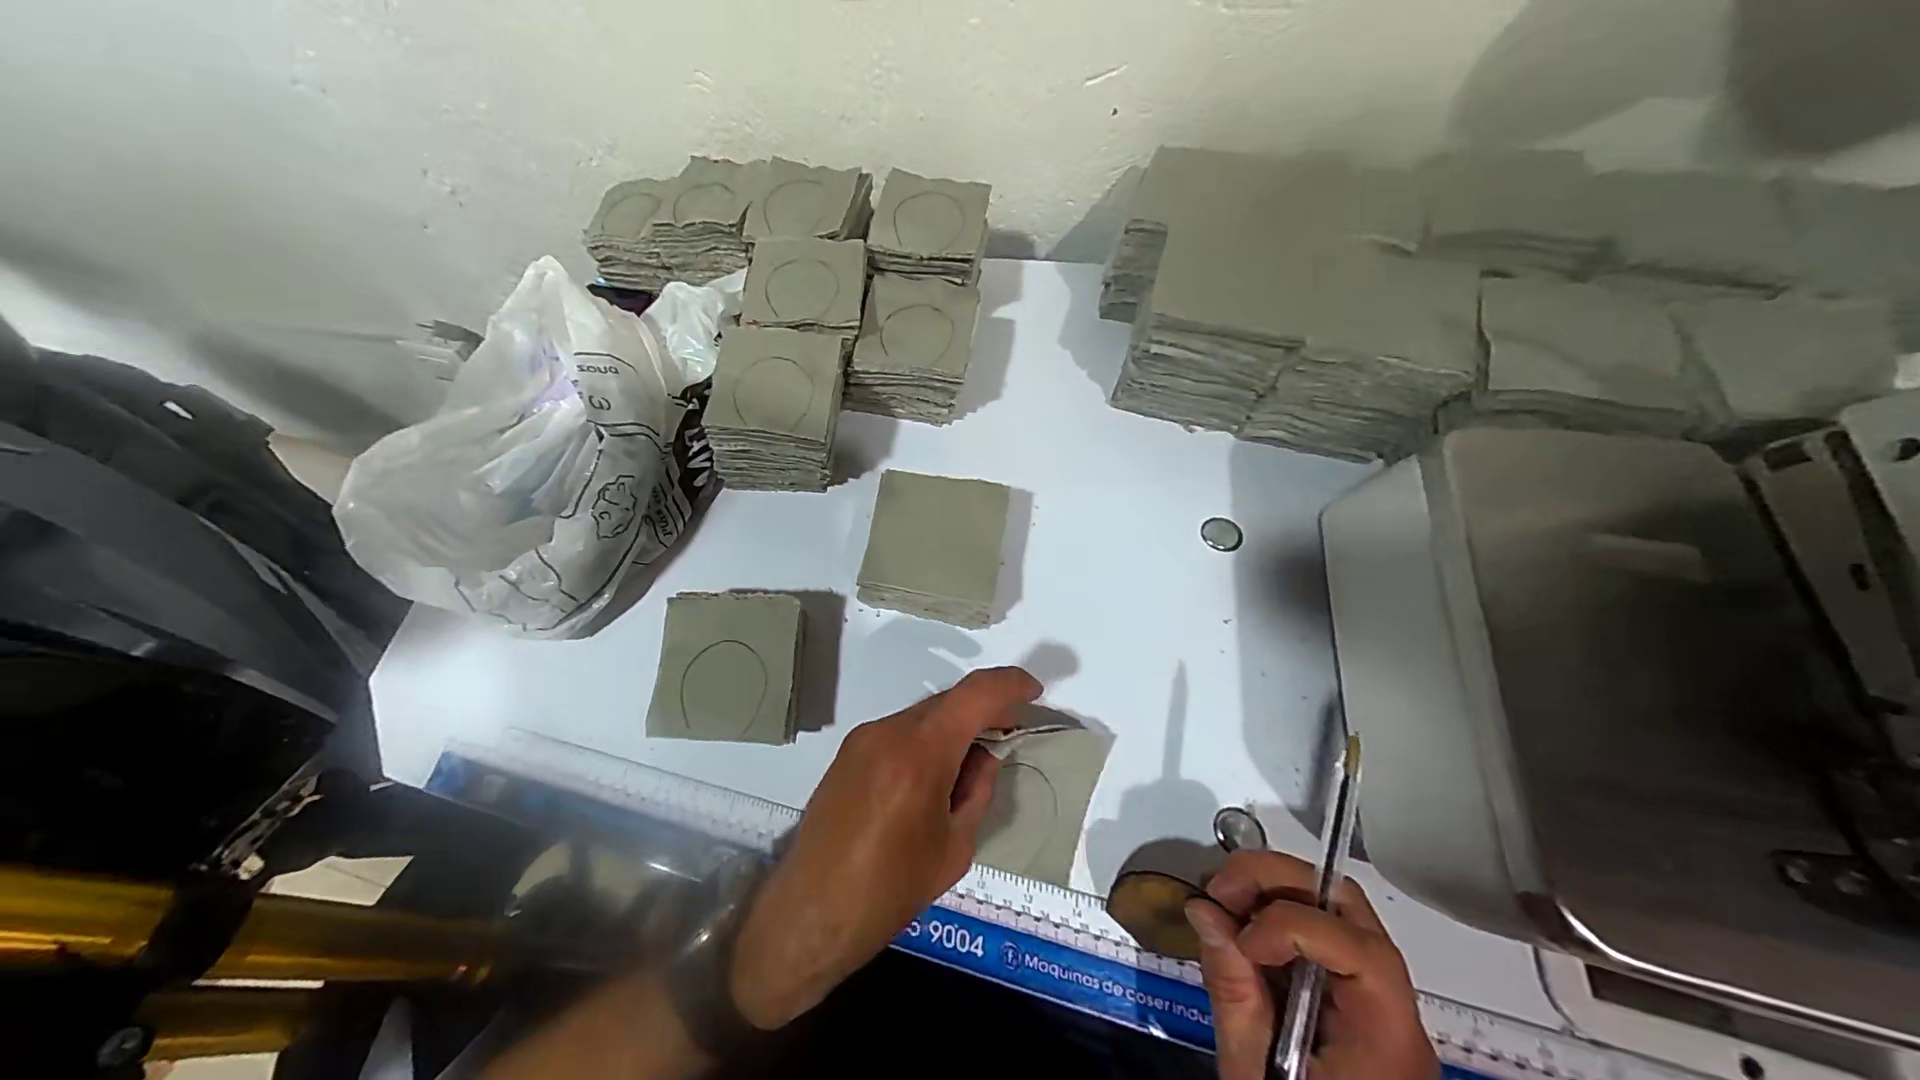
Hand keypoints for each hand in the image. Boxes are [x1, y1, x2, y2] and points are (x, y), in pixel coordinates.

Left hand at [729, 666, 1041, 1028]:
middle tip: (1007, 736)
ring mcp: (863, 739)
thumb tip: (984, 757)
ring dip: (954, 727)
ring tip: (968, 767)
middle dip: (984, 711)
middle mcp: (888, 732)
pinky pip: (900, 731)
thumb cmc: (889, 892)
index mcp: (919, 754)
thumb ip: (977, 791)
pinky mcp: (848, 752)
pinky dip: (926, 739)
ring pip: (924, 715)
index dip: (1010, 685)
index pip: (975, 695)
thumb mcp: (954, 848)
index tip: (1033, 693)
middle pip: (949, 701)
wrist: (809, 914)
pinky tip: (933, 775)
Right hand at [1184, 851, 1438, 1079]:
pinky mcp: (1353, 993)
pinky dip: (1275, 910)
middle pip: (1348, 906)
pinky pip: (1320, 927)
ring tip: (1222, 901)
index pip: (1361, 950)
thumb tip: (1203, 909)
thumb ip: (1233, 993)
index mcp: (1384, 1040)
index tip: (1242, 941)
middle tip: (1220, 889)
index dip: (1294, 925)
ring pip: (1334, 906)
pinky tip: (1239, 922)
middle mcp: (1396, 1008)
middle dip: (1276, 879)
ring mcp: (1378, 995)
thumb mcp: (1254, 1075)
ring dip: (1271, 888)